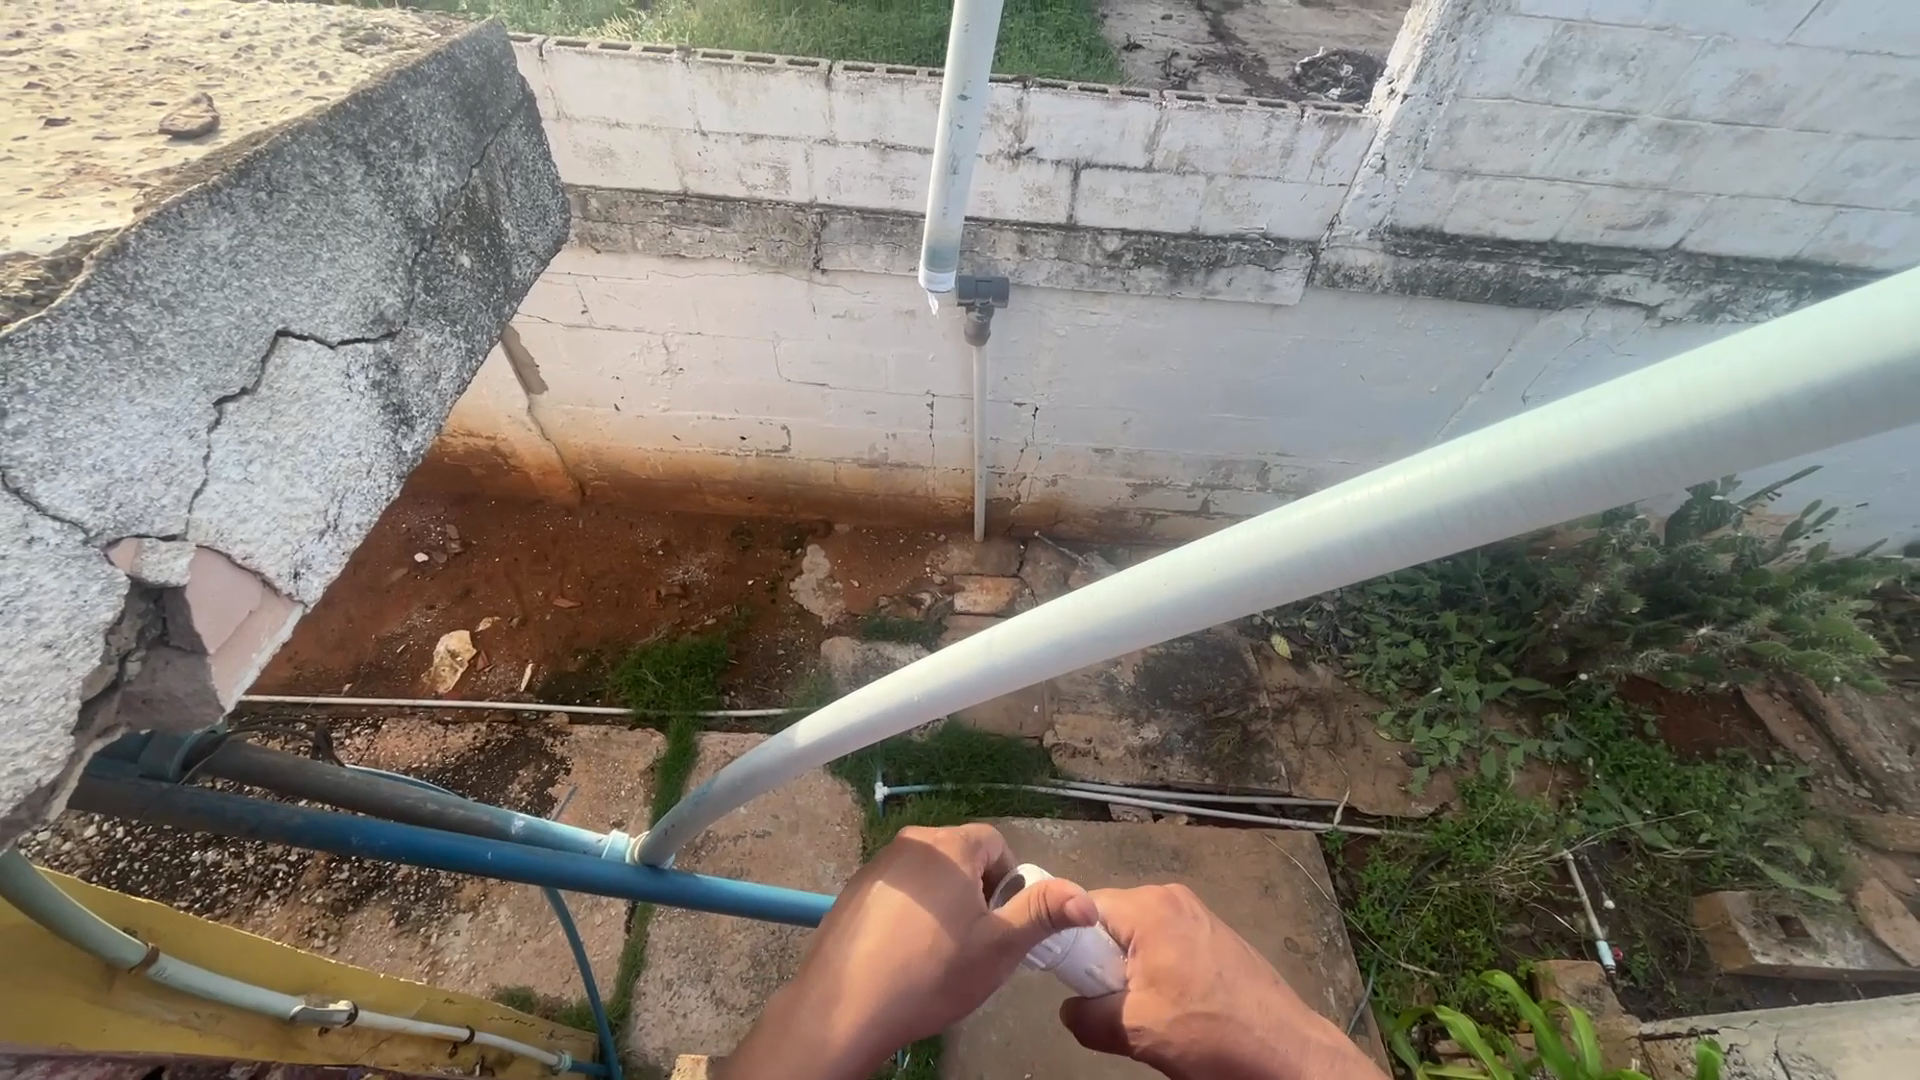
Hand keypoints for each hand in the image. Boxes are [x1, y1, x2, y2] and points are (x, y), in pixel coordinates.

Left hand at [725, 823, 1097, 1079]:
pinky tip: (903, 953)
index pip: (995, 843)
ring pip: (929, 874)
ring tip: (938, 952)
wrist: (845, 1006)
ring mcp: (878, 863)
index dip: (1008, 882)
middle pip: (962, 856)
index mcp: (951, 846)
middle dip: (977, 892)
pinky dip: (909, 912)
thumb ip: (1043, 913)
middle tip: (974, 942)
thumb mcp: (999, 948)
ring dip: (943, 902)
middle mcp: (913, 842)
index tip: (1002, 923)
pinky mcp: (855, 888)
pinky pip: (898, 889)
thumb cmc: (932, 972)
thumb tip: (1087, 899)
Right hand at [1059, 884, 1386, 1079]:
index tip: (1071, 978)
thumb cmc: (1210, 1033)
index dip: (1069, 942)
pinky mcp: (1215, 934)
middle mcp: (1170, 897)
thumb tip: (1068, 1011)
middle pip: (1112, 919)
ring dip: (1131, 968)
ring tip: (1147, 1009)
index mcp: (1148, 907)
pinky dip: (1158, 968)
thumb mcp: (1137, 1030)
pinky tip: (1175, 1005)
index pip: (1083, 908)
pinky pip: (1166, 941)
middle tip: (1112, 1001)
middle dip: (1103, 960)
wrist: (1290, 1055)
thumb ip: (1087, 1016)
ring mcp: (1197, 913)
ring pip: (1139, 933)